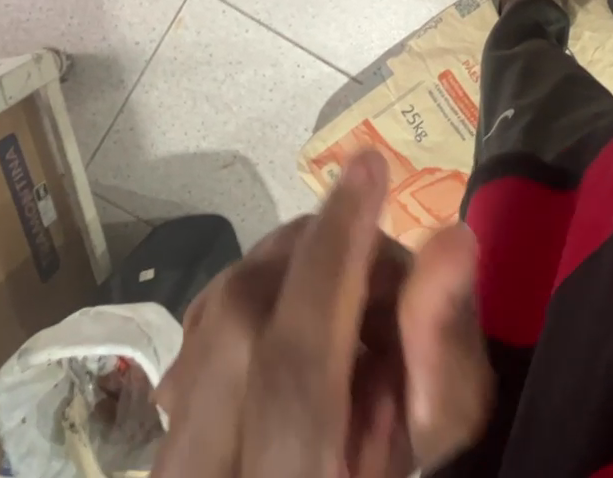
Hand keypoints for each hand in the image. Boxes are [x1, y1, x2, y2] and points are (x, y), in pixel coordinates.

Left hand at [150, 152, 492, 476]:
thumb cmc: (396, 471)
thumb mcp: (439, 426)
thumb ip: (443, 342)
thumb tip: (452, 238)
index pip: (298, 367)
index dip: (336, 258)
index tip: (368, 166)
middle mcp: (206, 475)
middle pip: (242, 318)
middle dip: (321, 254)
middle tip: (384, 264)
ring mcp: (169, 449)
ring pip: (216, 304)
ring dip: (292, 269)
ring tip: (351, 298)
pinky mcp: (161, 413)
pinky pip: (203, 313)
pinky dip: (262, 285)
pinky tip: (302, 306)